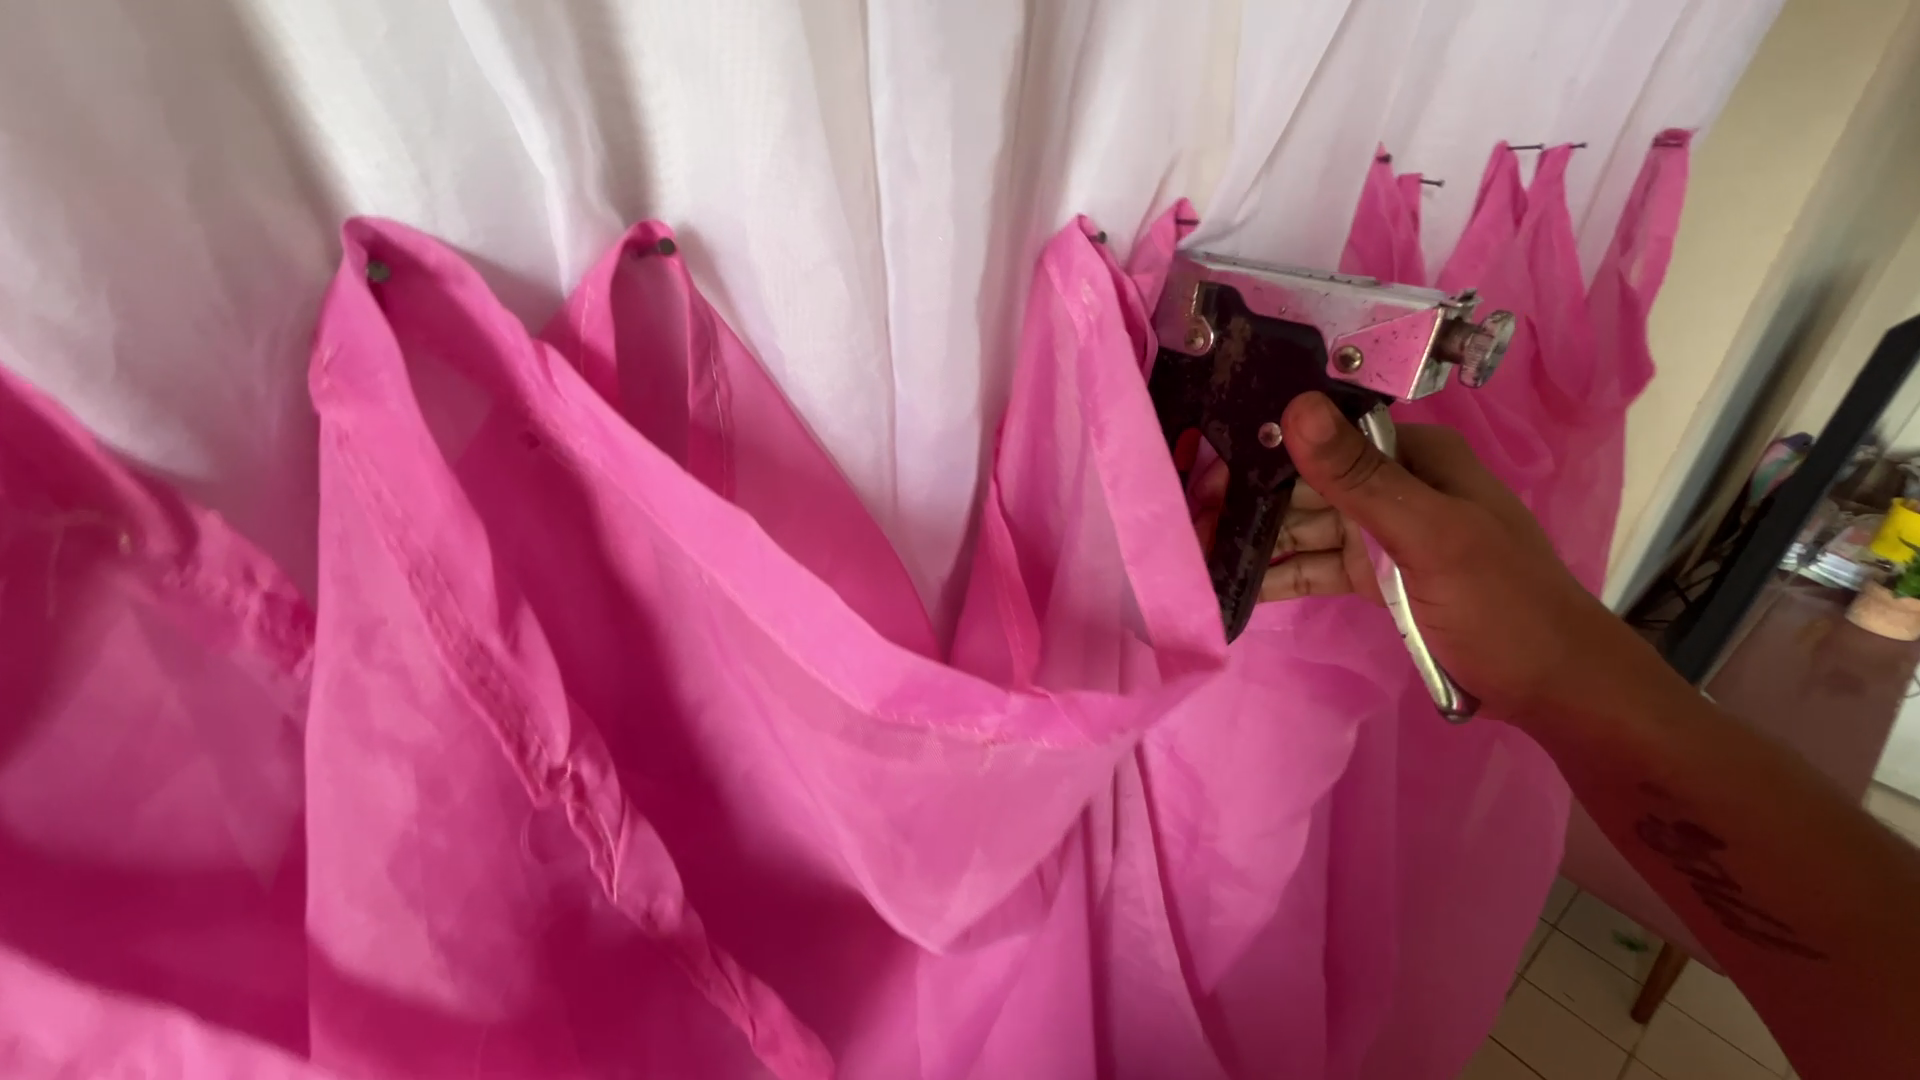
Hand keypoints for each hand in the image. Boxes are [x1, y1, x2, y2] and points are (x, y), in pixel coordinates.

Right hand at [1193, 391, 1647, 722]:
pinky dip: (1274, 575)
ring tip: (1191, 554)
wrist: (1551, 688)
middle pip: (1299, 483)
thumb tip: (1295, 407)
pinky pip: (1308, 566)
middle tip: (1181, 523)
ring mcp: (1375, 533)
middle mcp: (1388, 486)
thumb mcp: (1428, 535)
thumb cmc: (1501, 604)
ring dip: (1250, 539)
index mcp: (1411, 457)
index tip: (1199, 468)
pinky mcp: (1367, 574)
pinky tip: (1230, 584)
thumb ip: (1359, 476)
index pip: (1319, 437)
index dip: (1258, 449)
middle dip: (1242, 501)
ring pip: (1297, 527)